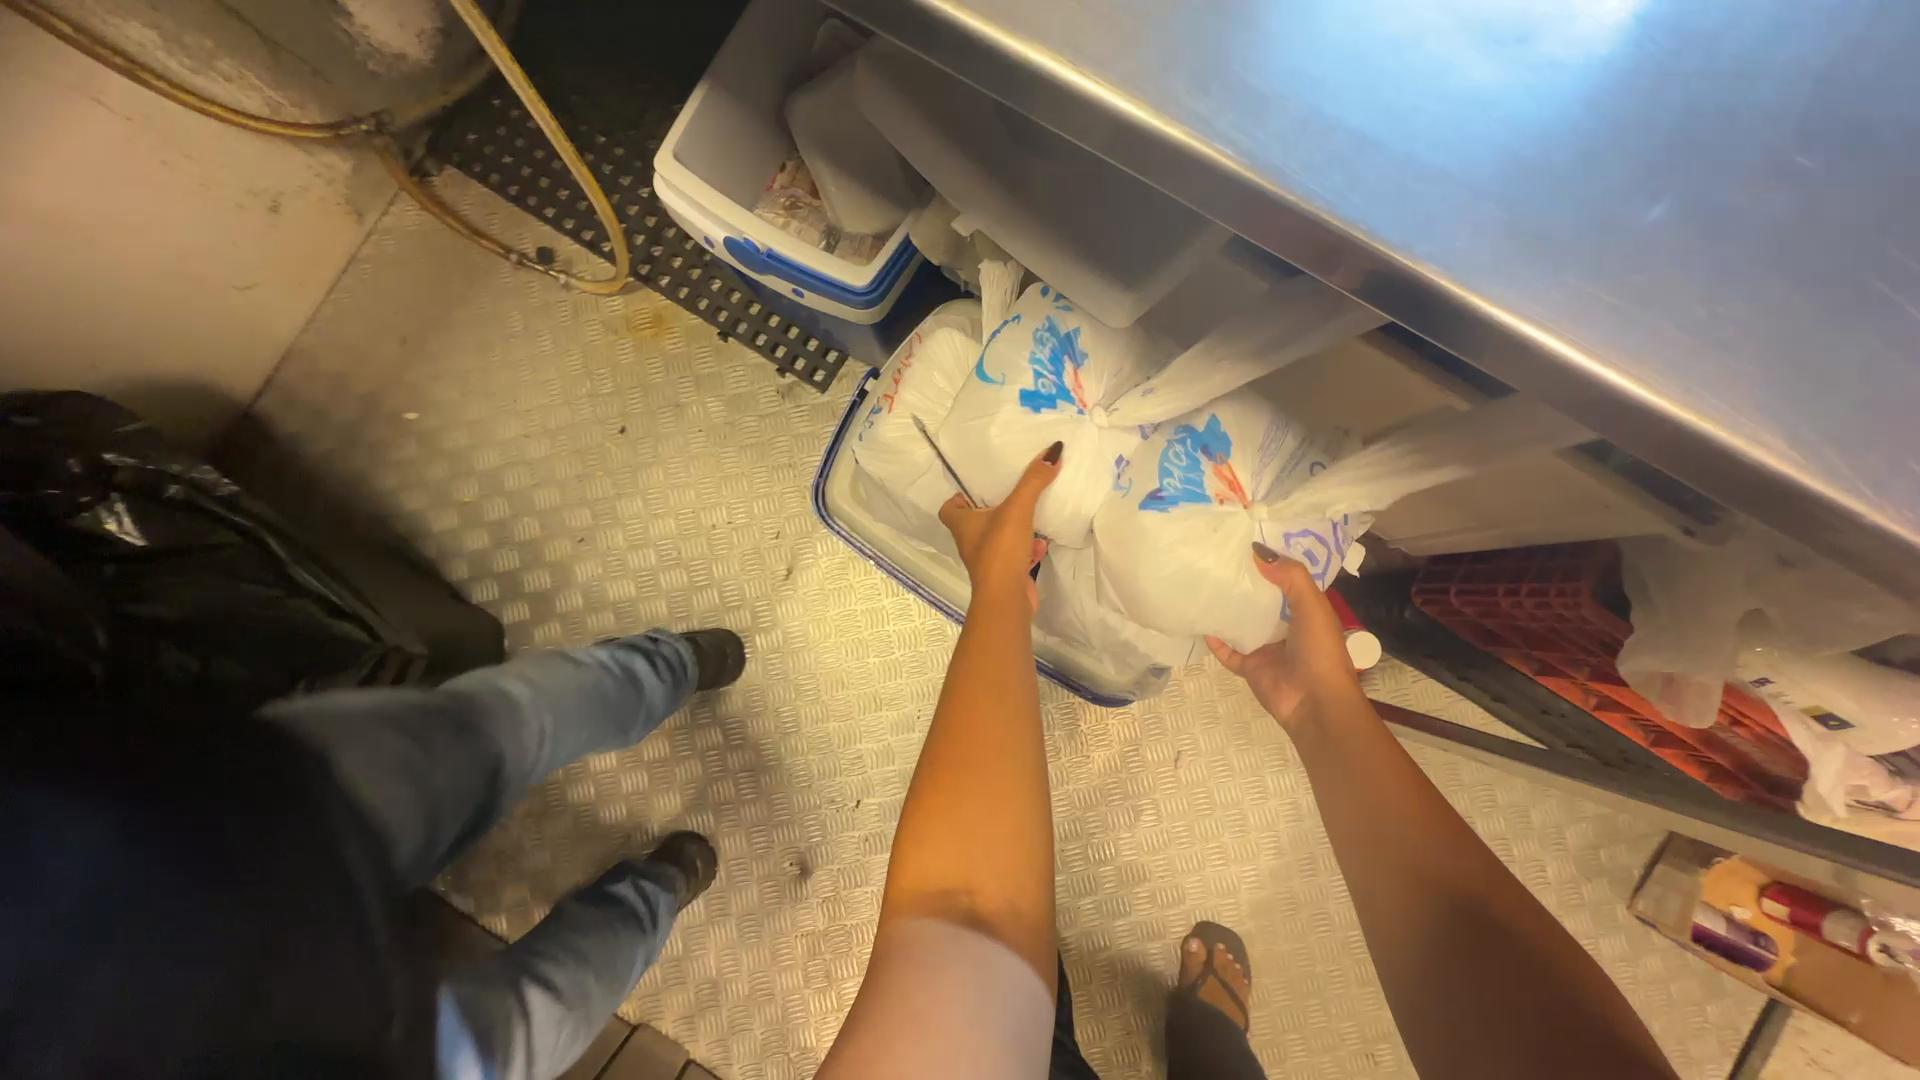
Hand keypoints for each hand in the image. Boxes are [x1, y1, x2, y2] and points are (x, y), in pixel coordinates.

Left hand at [938, 442, 1059, 611]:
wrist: (1006, 599)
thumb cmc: (1000, 550)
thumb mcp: (1017, 508)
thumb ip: (1034, 480)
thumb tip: (1054, 449)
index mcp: (962, 525)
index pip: (948, 509)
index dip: (958, 498)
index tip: (975, 488)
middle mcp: (970, 542)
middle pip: (976, 522)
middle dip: (993, 510)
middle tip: (1010, 494)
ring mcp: (988, 561)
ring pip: (998, 540)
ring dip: (1014, 529)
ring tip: (1031, 514)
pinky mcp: (1005, 575)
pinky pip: (1016, 557)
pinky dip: (1028, 550)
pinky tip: (1042, 544)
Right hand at [1205, 544, 1364, 728]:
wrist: (1315, 702)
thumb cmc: (1319, 651)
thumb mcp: (1312, 606)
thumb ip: (1290, 577)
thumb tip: (1257, 552)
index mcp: (1307, 613)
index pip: (1288, 583)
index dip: (1273, 564)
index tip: (1249, 543)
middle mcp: (1287, 629)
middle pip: (1262, 602)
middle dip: (1246, 585)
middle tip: (1220, 561)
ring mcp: (1267, 649)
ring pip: (1243, 625)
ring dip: (1228, 611)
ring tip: (1206, 586)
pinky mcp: (1250, 668)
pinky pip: (1229, 651)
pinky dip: (1216, 641)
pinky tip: (1203, 625)